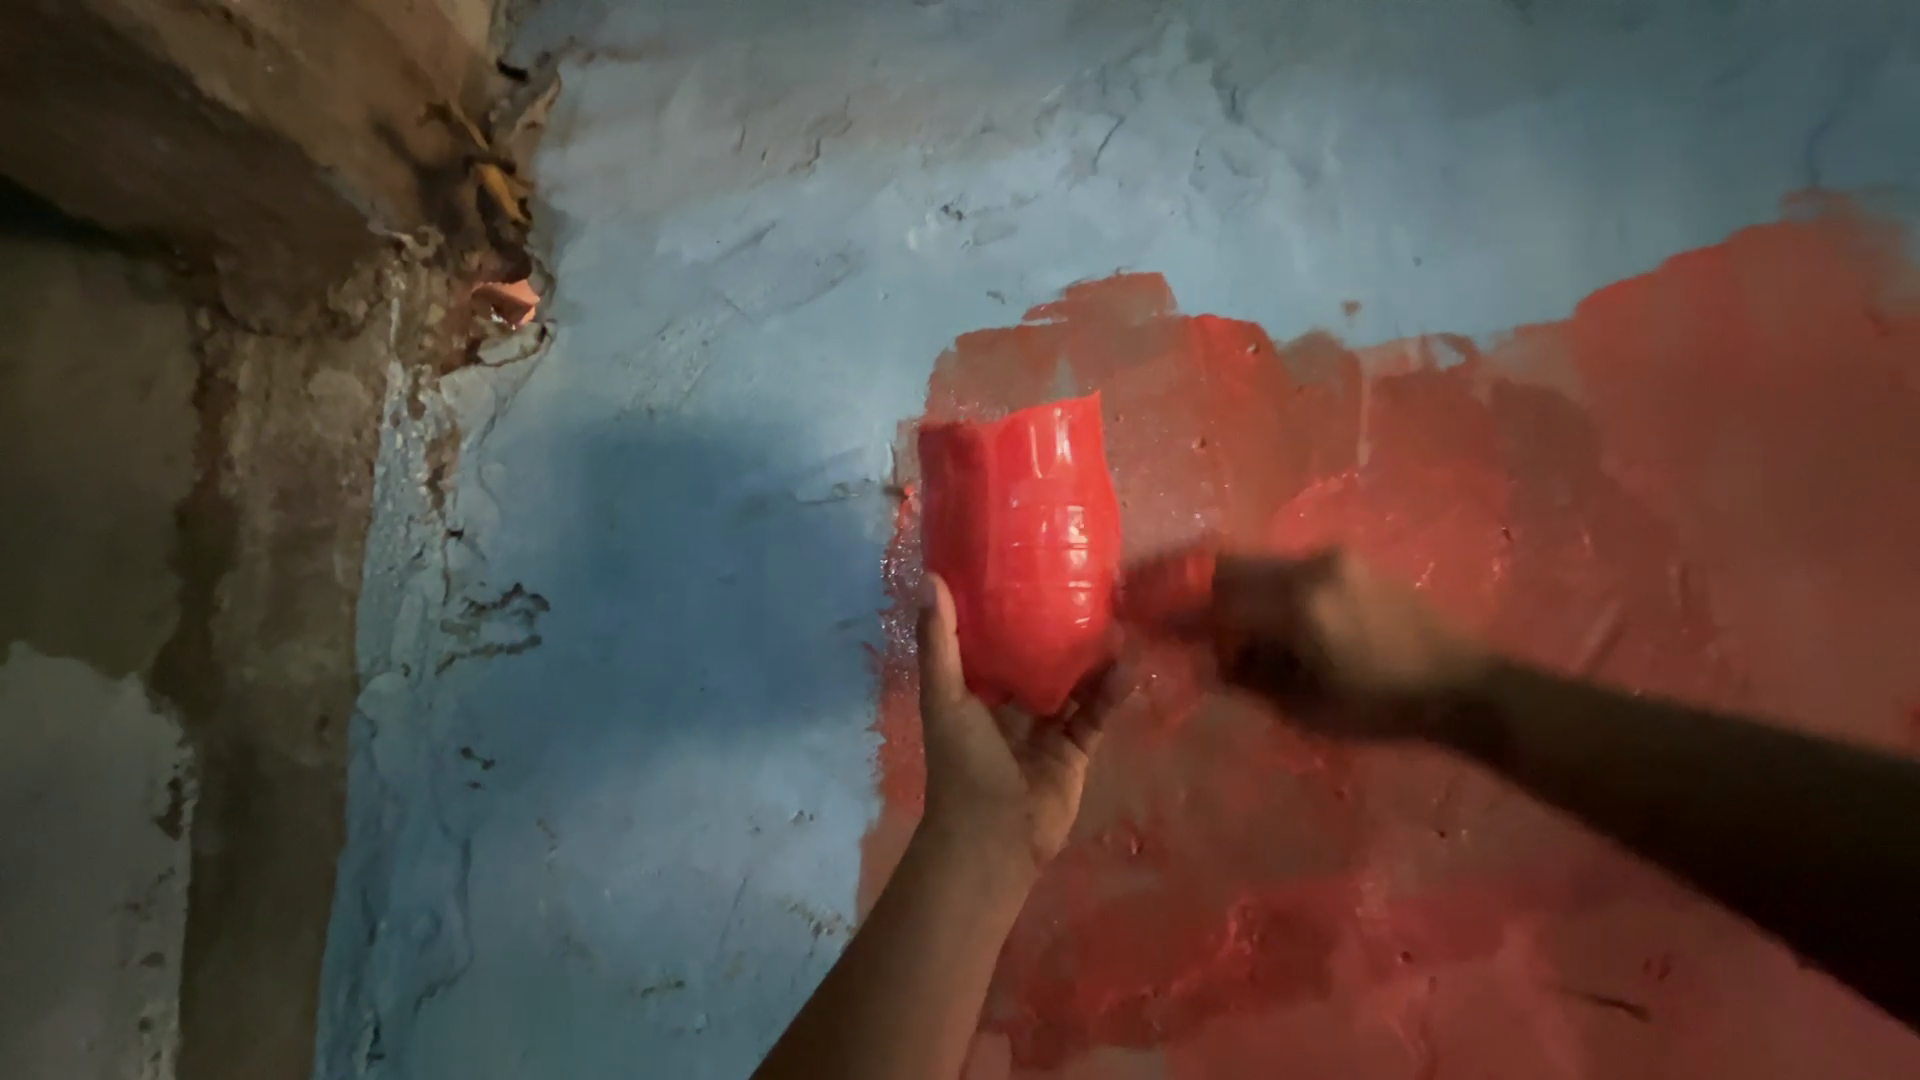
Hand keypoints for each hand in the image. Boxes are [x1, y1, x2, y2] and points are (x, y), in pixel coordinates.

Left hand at [916, 574, 1112, 873]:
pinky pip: (1096, 714)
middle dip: (1059, 629)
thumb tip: (930, 577)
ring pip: (1073, 682)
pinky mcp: (1074, 749)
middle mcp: (1010, 703)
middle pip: (1038, 657)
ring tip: (1118, 620)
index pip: (991, 637)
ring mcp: (1045, 726)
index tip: (1028, 566)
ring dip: (1093, 657)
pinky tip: (1129, 665)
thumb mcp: (944, 696)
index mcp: (975, 688)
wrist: (994, 836)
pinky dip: (1111, 692)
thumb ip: (939, 641)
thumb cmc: (962, 762)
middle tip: (1087, 588)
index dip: (1007, 606)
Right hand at [1129, 548, 1490, 735]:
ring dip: (1209, 577)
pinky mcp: (1341, 559)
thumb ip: (1245, 676)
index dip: (1166, 610)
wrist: (1466, 683)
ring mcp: (1327, 558)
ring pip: (1247, 560)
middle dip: (1175, 577)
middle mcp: (1307, 569)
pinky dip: (1244, 580)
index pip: (1212, 604)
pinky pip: (1275, 564)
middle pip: (1221, 565)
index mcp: (1297, 610)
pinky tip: (1233, 601)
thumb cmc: (1383, 708)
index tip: (1129, 613)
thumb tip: (1196, 660)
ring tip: (1178, 595)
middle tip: (1137, 588)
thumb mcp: (1305, 707)